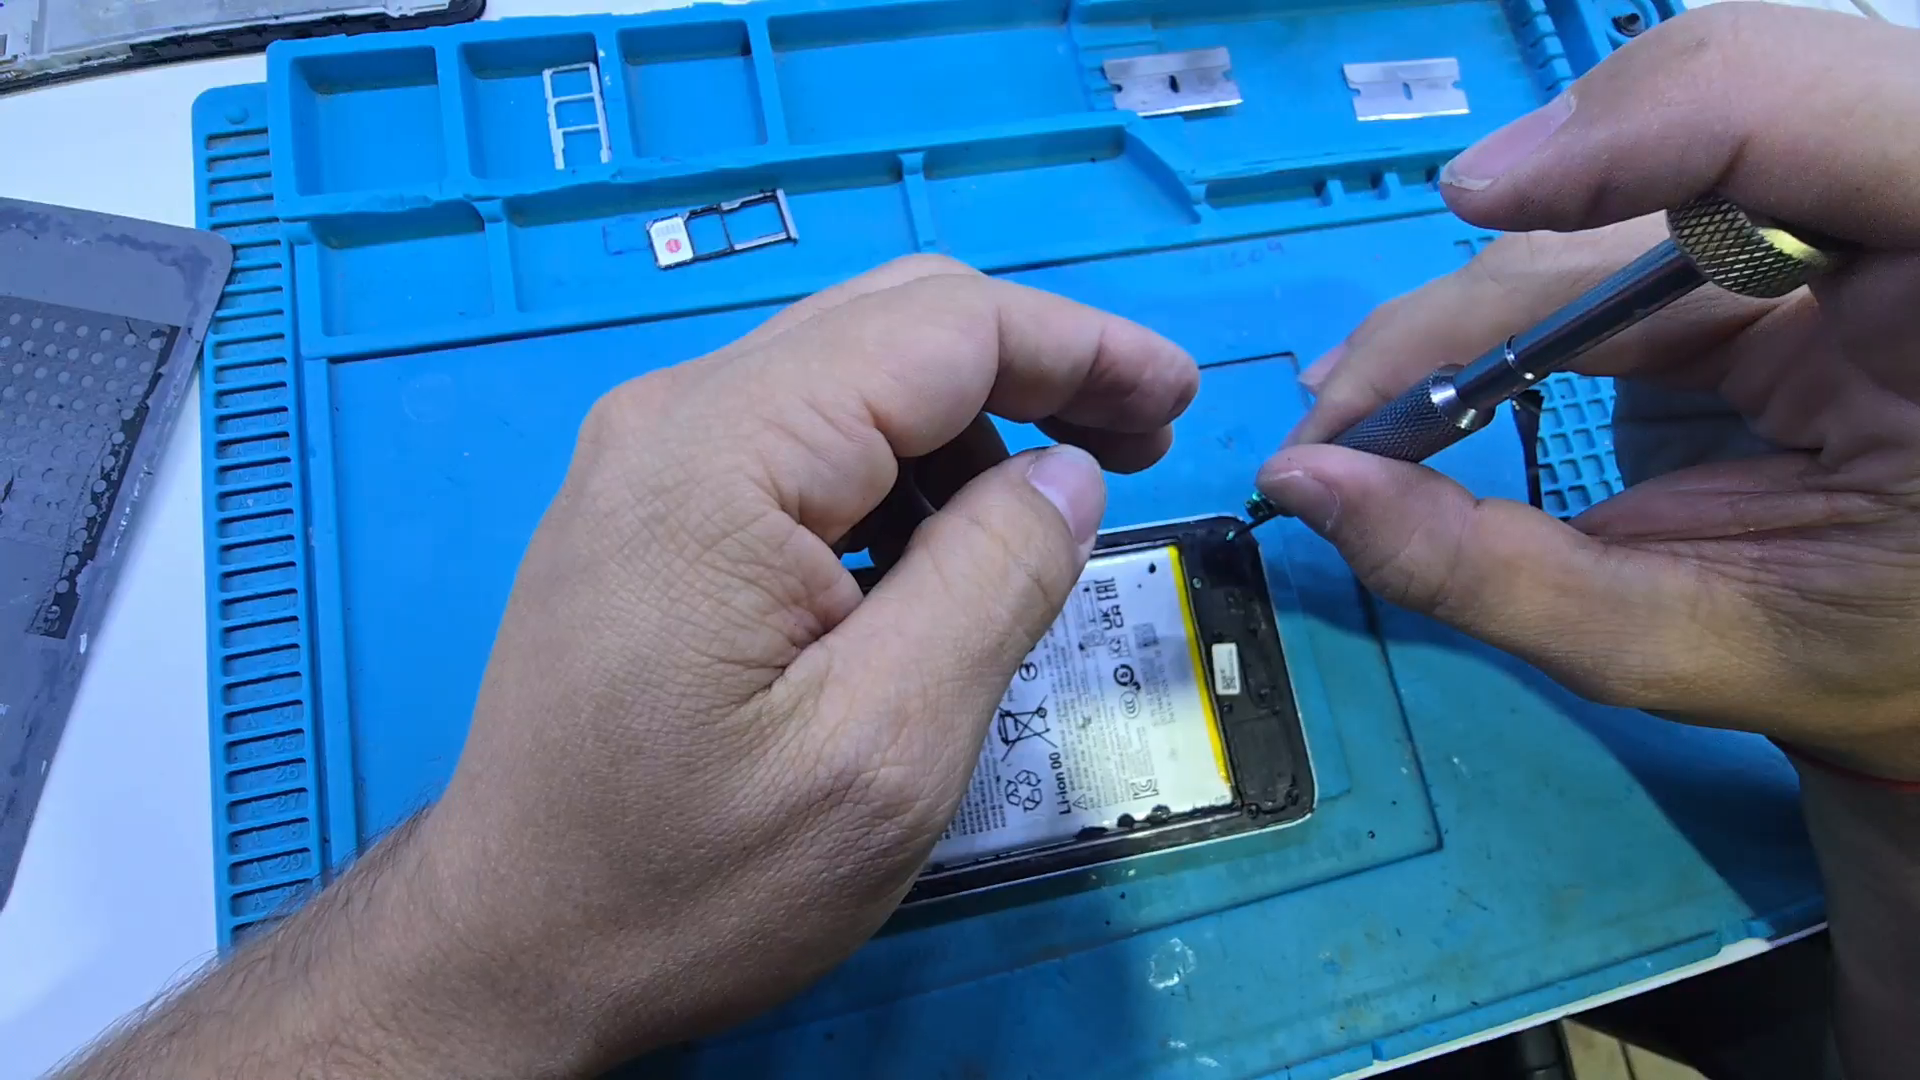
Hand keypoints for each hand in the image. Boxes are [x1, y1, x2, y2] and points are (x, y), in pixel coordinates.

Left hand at [57, 256, 1194, 1079]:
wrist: (517, 946)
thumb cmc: (693, 875)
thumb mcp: (887, 748)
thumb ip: (995, 582)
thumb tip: (1070, 474)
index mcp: (727, 452)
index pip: (942, 328)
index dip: (1080, 345)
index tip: (1175, 393)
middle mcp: (682, 414)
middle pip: (901, 325)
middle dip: (1040, 368)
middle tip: (1138, 439)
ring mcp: (665, 452)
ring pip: (864, 376)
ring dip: (978, 425)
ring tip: (1047, 515)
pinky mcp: (668, 500)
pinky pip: (821, 438)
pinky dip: (914, 470)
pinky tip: (947, 545)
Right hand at [1258, 5, 1919, 780]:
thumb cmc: (1844, 654)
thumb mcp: (1655, 643)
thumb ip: (1477, 569)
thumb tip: (1299, 478)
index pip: (1824, 118)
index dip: (1646, 126)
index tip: (1470, 198)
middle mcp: (1909, 220)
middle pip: (1631, 209)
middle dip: (1450, 321)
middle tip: (1334, 435)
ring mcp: (1830, 225)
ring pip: (1583, 230)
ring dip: (1443, 329)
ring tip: (1358, 431)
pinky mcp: (1751, 249)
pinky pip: (1582, 254)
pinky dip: (1476, 324)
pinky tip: (1418, 389)